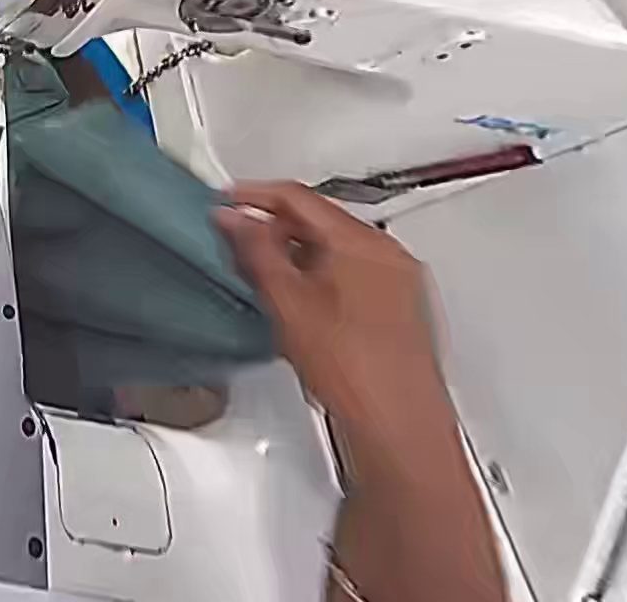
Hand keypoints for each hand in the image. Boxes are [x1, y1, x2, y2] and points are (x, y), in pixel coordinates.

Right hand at [214, 181, 449, 429]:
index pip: (298, 197)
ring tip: (262, 268)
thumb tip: (233, 217)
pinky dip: (317, 268)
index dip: (254, 195)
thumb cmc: (353, 372)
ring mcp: (399, 279)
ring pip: (333, 244)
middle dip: (273, 224)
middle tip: (238, 235)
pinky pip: (351, 267)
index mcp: (362, 243)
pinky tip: (296, 295)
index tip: (226, 200)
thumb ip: (254, 249)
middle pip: (318, 218)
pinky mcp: (400, 304)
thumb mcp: (286, 300)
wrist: (399, 432)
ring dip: (294, 247)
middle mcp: (388, 254)